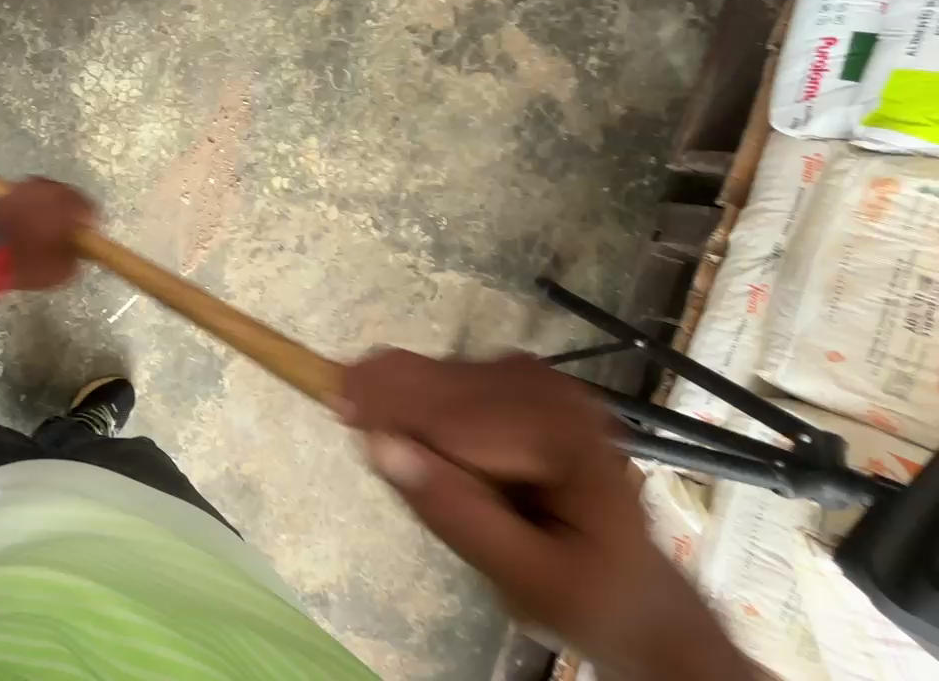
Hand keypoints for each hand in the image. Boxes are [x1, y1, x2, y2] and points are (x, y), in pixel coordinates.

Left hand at [0, 178, 95, 290]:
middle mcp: (47, 186)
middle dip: (69, 214)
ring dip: (48, 210)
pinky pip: (25, 200)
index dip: (90, 226)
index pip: (90, 208)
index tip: (86, 241)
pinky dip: (29, 210)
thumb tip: (78, 250)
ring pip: (44, 196)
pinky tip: (25, 228)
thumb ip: (78, 255)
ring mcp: (23, 186)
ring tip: (44, 232)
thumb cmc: (29, 261)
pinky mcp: (4, 193)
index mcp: (67, 200)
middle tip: (67, 235)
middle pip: (67, 197)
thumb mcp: (64, 269)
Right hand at [341, 349, 756, 680]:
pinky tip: (421, 441)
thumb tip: (381, 446)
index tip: (336, 408)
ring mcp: (531, 381)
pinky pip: (435, 376)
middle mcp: (551, 391)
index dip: (392, 409)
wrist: (632, 593)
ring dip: (399, 408)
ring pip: (431, 373)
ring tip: (401, 455)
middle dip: (391, 406)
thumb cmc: (585, 594)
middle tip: (345, 418)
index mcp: (568, 435)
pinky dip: (410, 403)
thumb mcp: (526, 578)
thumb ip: (458, 514)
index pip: (457, 409)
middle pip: (439, 381)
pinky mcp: (509, 381)